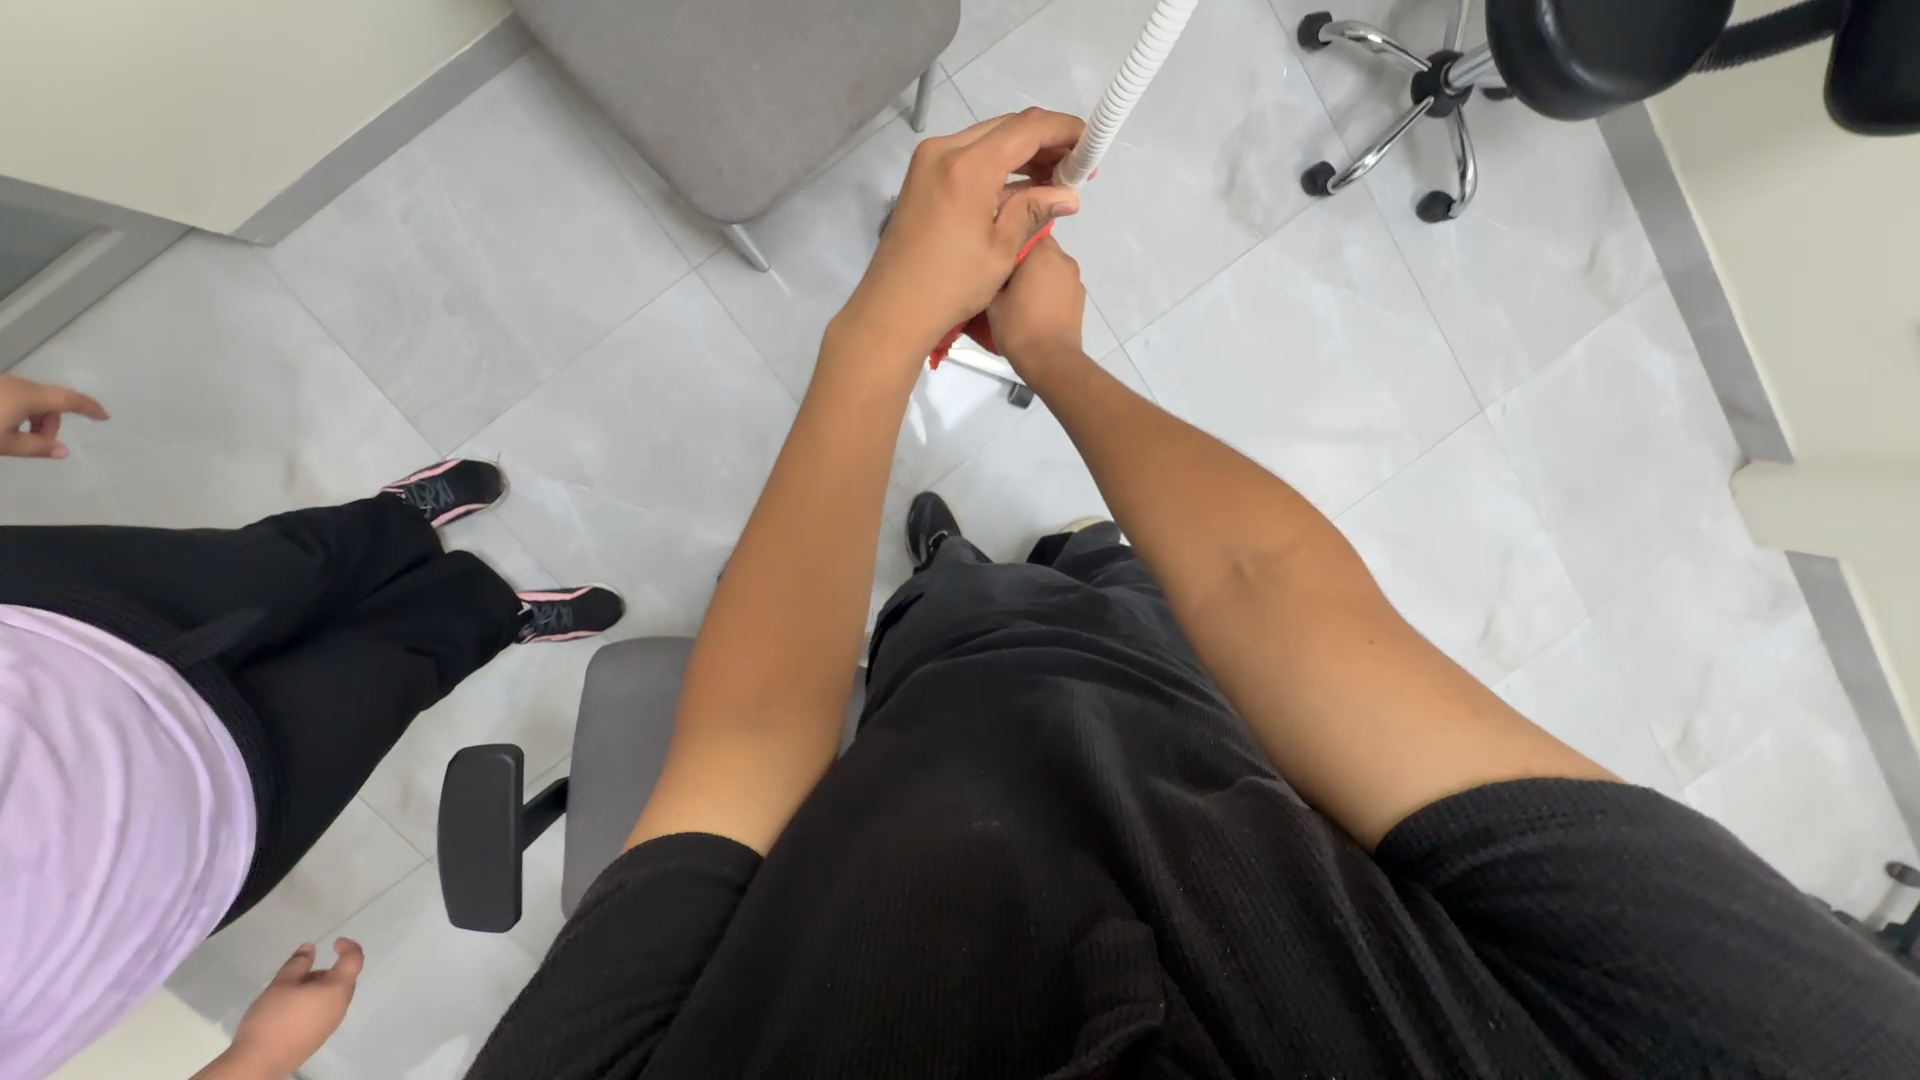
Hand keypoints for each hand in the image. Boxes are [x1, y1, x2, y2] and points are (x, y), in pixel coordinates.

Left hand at [0, 373, 108, 458]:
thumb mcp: (3, 442)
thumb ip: (37, 447)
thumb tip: (64, 452)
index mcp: (29, 396)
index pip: (71, 399)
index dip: (91, 408)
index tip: (104, 417)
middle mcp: (18, 384)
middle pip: (49, 400)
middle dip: (52, 421)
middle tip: (42, 440)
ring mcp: (0, 382)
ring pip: (29, 397)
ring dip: (33, 415)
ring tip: (16, 433)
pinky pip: (12, 394)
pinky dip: (16, 407)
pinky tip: (3, 419)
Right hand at [215, 940, 362, 1078]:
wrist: (257, 1065)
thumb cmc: (271, 1020)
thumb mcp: (281, 985)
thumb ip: (298, 963)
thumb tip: (310, 948)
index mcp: (338, 989)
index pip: (354, 960)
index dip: (348, 947)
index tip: (335, 942)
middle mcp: (342, 1005)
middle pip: (342, 979)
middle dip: (324, 973)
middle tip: (297, 976)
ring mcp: (332, 1024)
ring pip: (332, 997)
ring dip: (317, 990)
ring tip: (287, 996)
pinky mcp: (319, 1038)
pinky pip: (324, 1013)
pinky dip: (313, 1005)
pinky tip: (288, 1014)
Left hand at [836, 108, 1085, 362]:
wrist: (893, 309)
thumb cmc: (951, 286)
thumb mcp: (1002, 250)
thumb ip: (1034, 211)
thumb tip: (1069, 195)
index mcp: (967, 165)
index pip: (1027, 128)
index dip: (1064, 131)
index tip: (1090, 146)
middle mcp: (944, 150)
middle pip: (1006, 128)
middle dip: (1044, 143)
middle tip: (1074, 169)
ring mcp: (927, 162)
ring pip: (985, 140)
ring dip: (1019, 154)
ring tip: (1051, 180)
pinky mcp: (920, 178)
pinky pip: (966, 157)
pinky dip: (994, 166)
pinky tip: (1016, 188)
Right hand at [987, 235, 1087, 378]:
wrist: (1051, 360)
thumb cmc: (1018, 328)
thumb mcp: (993, 299)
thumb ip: (995, 273)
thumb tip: (996, 265)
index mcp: (1041, 252)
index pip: (1024, 231)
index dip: (1009, 243)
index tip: (997, 259)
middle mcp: (1063, 258)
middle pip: (1040, 248)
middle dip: (1025, 259)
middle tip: (1006, 280)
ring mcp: (1075, 278)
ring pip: (1051, 266)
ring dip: (1038, 275)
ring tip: (1021, 296)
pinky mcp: (1080, 297)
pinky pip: (1060, 284)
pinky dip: (1049, 290)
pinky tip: (1036, 308)